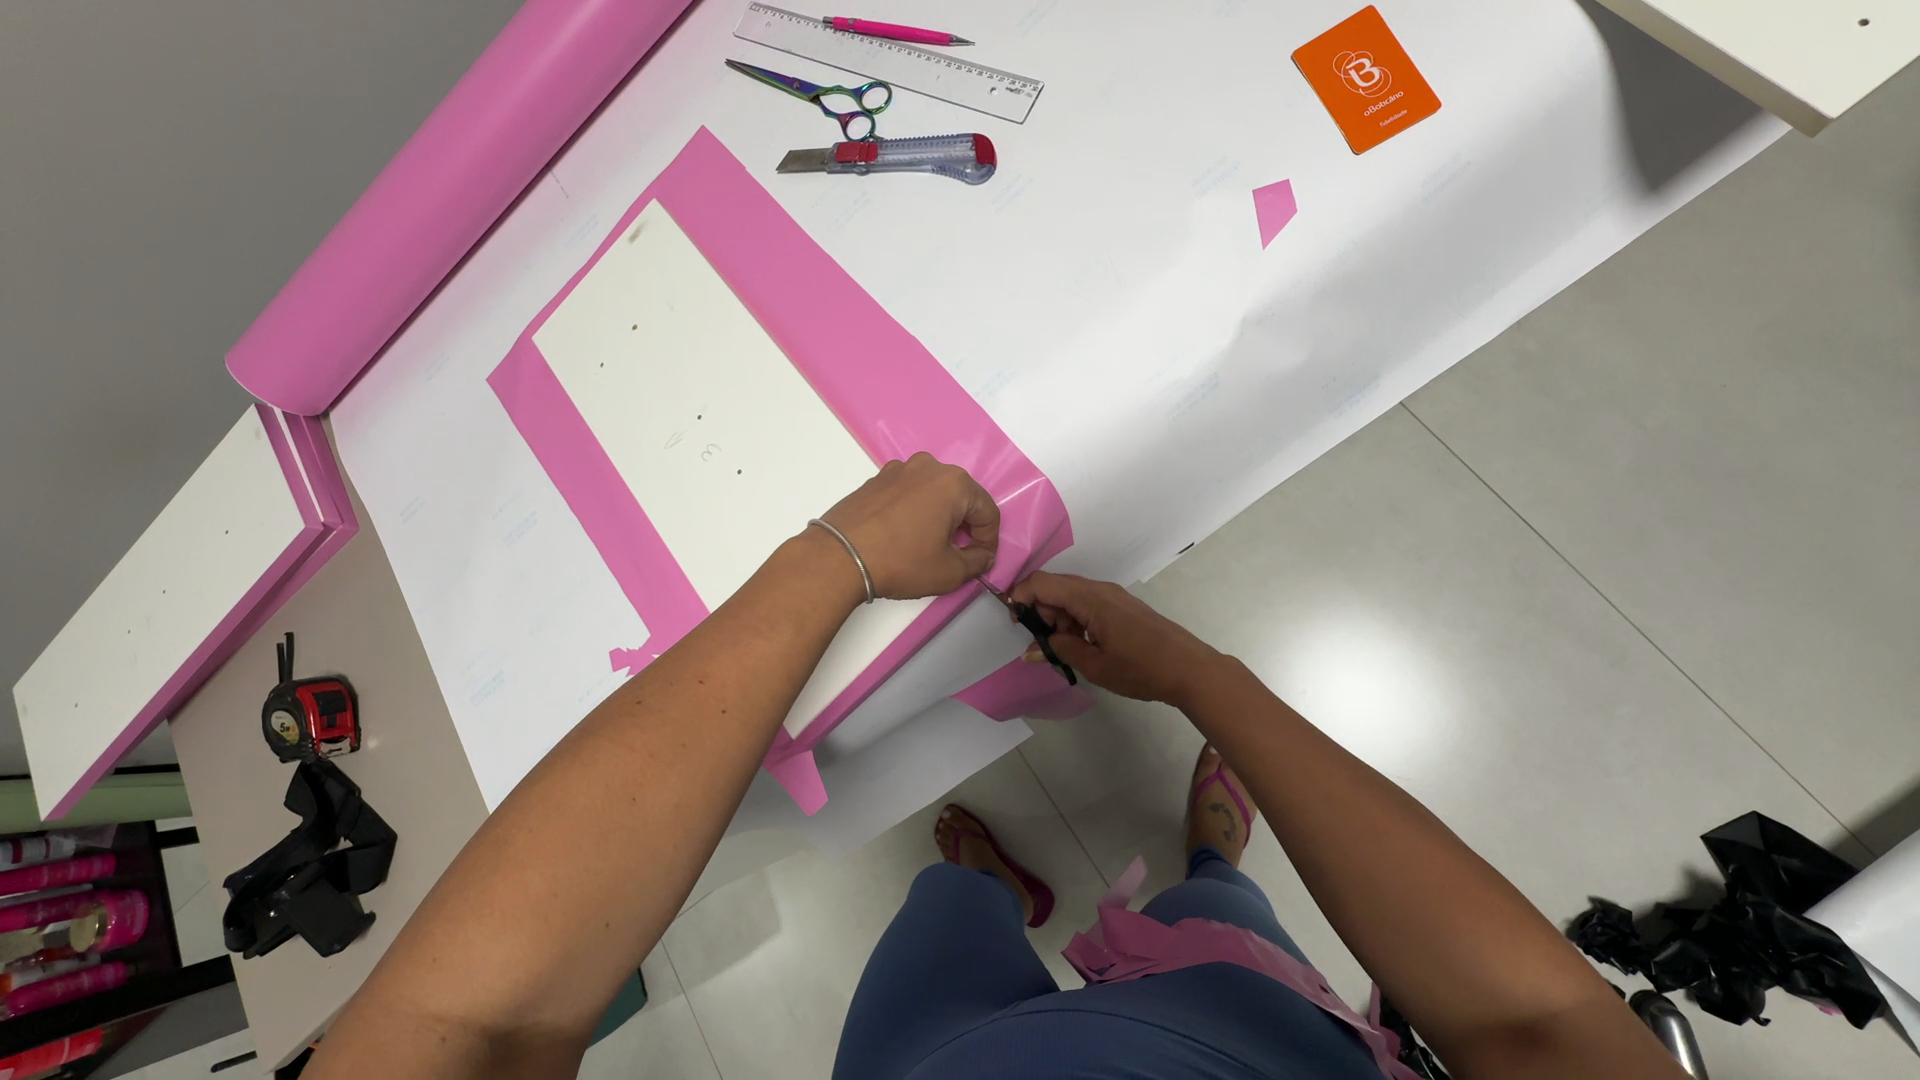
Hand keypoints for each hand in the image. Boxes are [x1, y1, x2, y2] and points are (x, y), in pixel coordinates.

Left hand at [818, 453, 998, 600]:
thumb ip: (976, 562)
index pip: (987, 511)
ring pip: (933, 494)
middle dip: (964, 527)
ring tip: (929, 546)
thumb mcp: (949, 572)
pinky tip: (904, 537)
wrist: (839, 557)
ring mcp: (898, 470)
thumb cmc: (901, 561)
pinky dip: (914, 512)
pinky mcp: (875, 480)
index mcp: (954, 483)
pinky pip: (908, 494)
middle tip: (957, 555)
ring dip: (938, 517)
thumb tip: (982, 556)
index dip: (989, 540)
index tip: (980, 561)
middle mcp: (928, 467)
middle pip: (961, 498)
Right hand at [1009, 572, 1223, 706]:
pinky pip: (1087, 603)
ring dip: (1058, 618)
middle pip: (1055, 587)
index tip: (1014, 622)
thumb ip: (1060, 651)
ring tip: (1064, 649)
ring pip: (1071, 596)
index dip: (1020, 596)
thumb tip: (1033, 649)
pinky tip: (1082, 645)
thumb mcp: (1094, 665)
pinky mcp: (1122, 606)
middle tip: (1041, 642)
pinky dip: (1075, 619)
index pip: (1042, 583)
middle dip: (1039, 611)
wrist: (1191, 669)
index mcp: (1090, 599)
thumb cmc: (1141, 669)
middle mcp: (1100, 590)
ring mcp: (1113, 596)